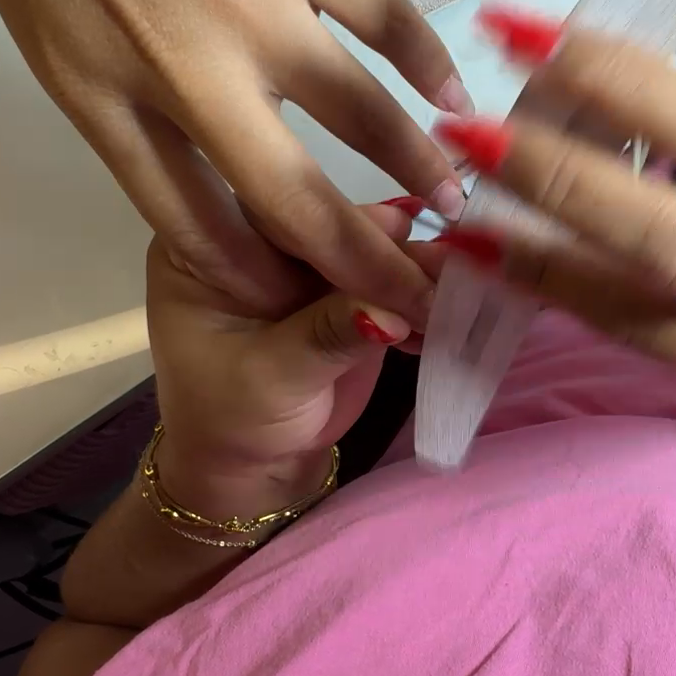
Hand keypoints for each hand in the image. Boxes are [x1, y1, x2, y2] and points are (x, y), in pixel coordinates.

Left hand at [0, 0, 470, 321]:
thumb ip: (146, 136)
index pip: (204, 233)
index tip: (325, 306)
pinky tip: (452, 98)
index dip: (273, 286)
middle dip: (371, 269)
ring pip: (361, 117)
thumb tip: (245, 218)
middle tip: (422, 298)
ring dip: (418, 173)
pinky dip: (428, 63)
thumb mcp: (63, 50)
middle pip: (298, 204)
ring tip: (452, 203)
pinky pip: (385, 16)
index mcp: (105, 97)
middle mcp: (183, 65)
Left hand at [143, 203, 436, 513]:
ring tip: (463, 287)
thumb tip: (390, 311)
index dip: (342, 222)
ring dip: (419, 273)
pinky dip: (422, 302)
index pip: (279, 214)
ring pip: (372, 256)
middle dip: (394, 248)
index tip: (404, 230)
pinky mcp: (349, 297)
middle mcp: (262, 243)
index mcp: (212, 244)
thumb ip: (327, 338)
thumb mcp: (272, 378)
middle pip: (335, 228)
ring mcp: (310, 270)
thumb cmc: (233, 419)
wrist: (254, 461)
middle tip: (450, 259)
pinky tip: (454, 312)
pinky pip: (391, 288)